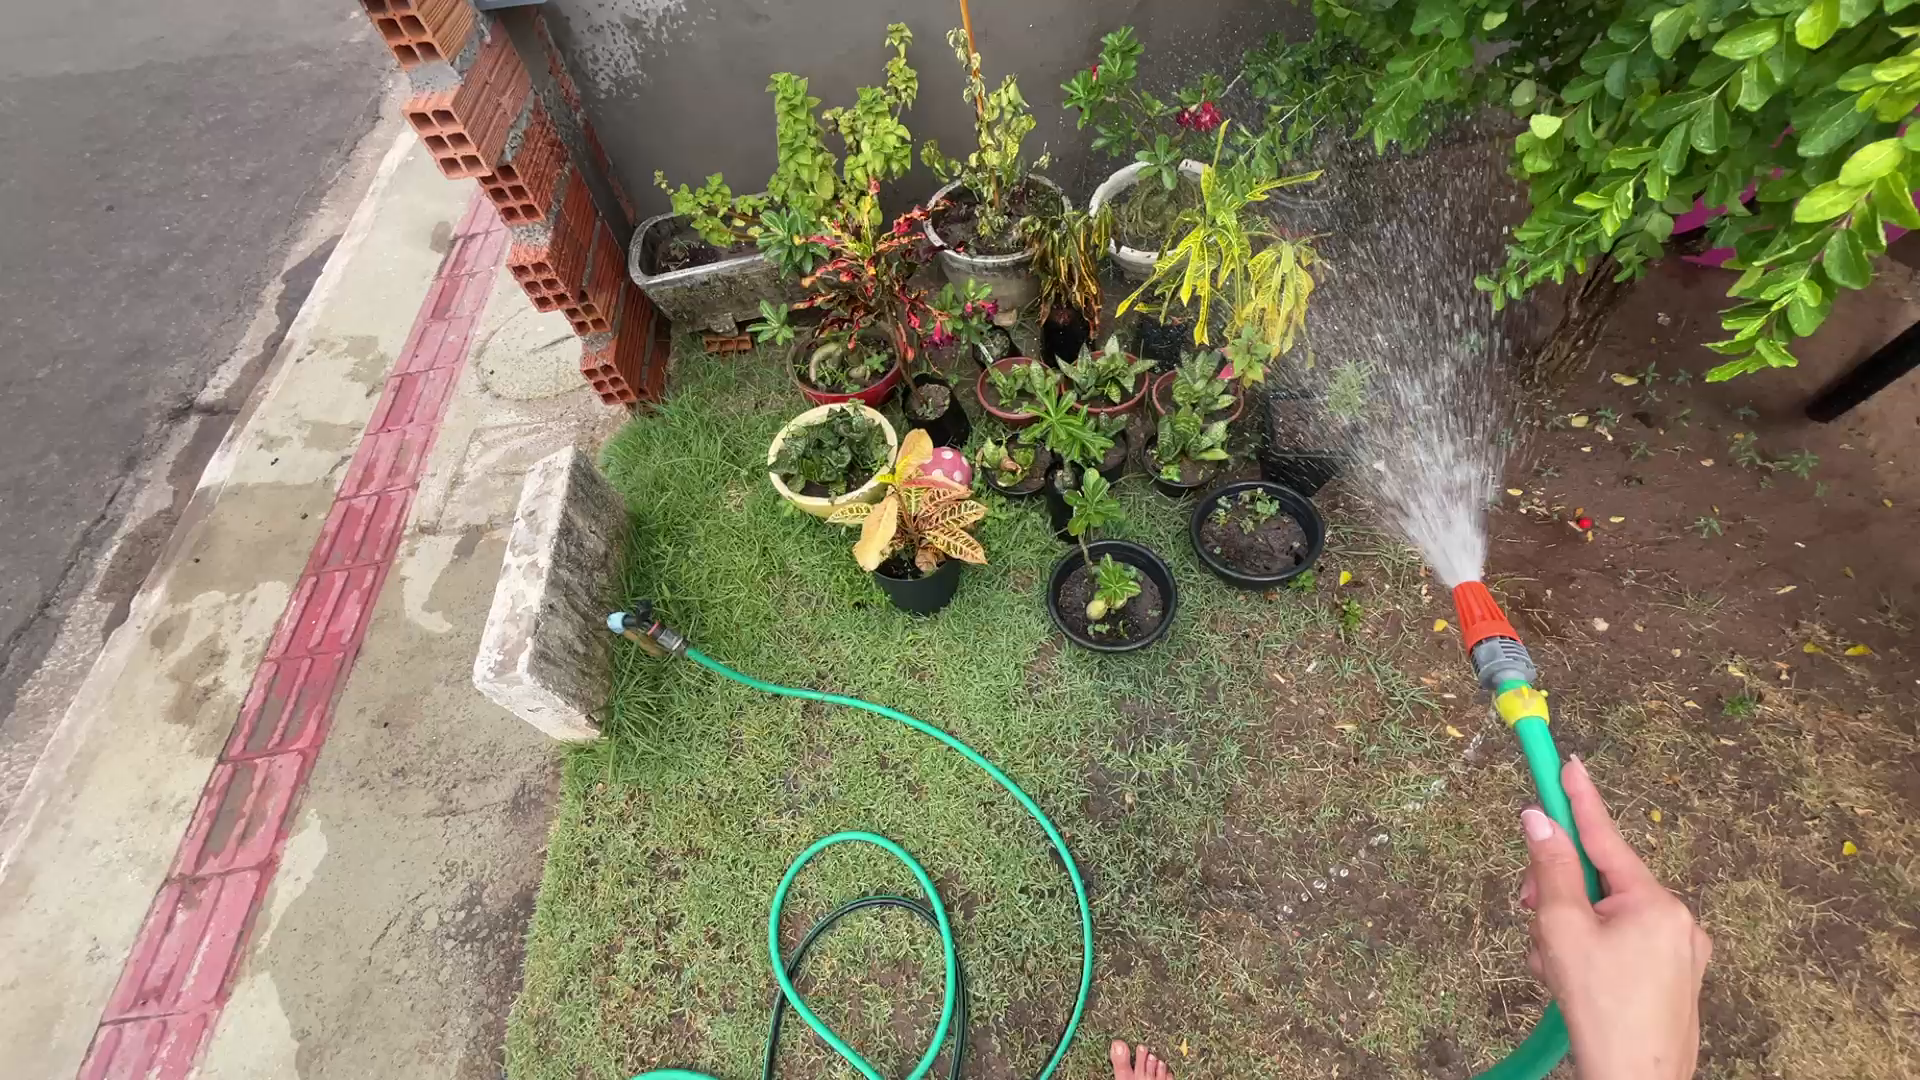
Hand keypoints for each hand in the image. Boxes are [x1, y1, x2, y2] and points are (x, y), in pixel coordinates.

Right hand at [1518, 756, 1710, 1079]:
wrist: (1635, 1079)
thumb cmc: (1597, 999)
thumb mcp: (1560, 924)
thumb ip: (1549, 867)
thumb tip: (1537, 819)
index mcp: (1654, 901)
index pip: (1604, 835)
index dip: (1580, 796)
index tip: (1569, 761)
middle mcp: (1675, 918)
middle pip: (1595, 876)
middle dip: (1553, 887)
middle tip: (1529, 911)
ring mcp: (1679, 949)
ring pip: (1599, 908)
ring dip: (1563, 922)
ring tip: (1550, 958)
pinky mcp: (1672, 973)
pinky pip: (1615, 936)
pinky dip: (1583, 943)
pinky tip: (1569, 972)